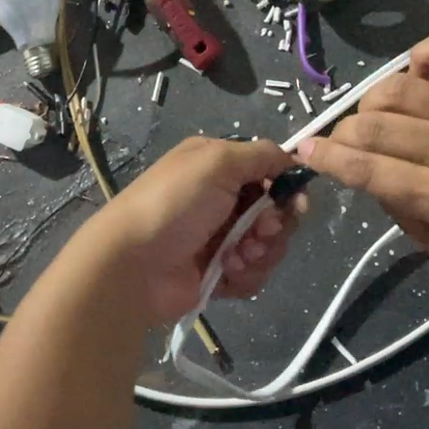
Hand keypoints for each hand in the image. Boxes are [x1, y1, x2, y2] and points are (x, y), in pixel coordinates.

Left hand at [75, 137, 302, 324]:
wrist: (133, 265)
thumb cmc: (175, 203)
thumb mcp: (217, 161)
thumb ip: (261, 155)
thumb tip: (293, 159)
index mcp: (219, 164)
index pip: (269, 170)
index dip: (286, 187)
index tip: (295, 202)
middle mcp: (223, 197)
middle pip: (275, 210)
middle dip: (274, 224)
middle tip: (259, 233)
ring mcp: (221, 236)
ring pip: (268, 244)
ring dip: (260, 252)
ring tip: (235, 256)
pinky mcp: (219, 271)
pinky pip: (253, 272)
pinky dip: (245, 274)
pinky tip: (226, 272)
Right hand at [295, 37, 428, 322]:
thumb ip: (394, 202)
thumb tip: (359, 165)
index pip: (366, 167)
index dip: (326, 157)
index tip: (303, 150)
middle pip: (376, 124)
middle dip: (343, 131)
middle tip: (339, 140)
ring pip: (403, 87)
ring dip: (373, 99)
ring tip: (373, 115)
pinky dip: (428, 52)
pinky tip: (414, 69)